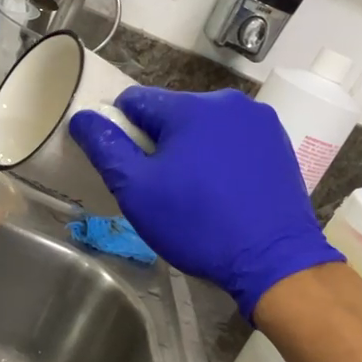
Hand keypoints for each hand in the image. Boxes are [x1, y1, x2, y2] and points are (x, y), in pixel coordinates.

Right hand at [69, 87, 342, 317]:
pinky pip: (234, 140)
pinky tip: (222, 191)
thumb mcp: (137, 190)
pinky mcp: (278, 143)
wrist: (274, 260)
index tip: (125, 165)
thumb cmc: (197, 223)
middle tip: (159, 186)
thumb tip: (82, 118)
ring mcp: (259, 121)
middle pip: (172, 113)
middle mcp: (227, 102)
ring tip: (192, 192)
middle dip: (158, 142)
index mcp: (189, 107)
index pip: (135, 101)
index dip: (121, 130)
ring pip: (204, 126)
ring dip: (191, 149)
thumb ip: (106, 148)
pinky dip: (220, 157)